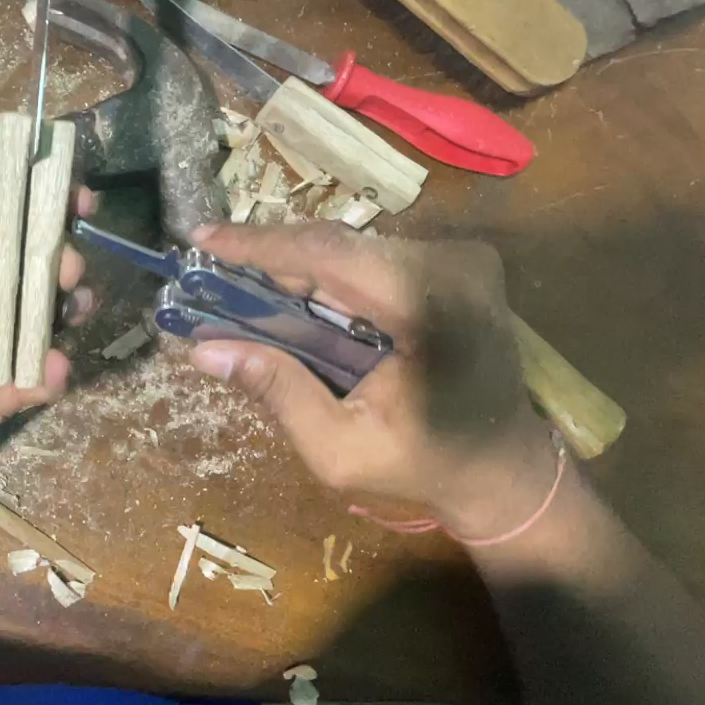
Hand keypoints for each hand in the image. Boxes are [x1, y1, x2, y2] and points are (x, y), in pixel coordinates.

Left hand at [0, 207, 96, 510]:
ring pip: (39, 326)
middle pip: (25, 278)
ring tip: (78, 306)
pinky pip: (34, 382)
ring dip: (64, 312)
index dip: (29, 215)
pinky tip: (52, 370)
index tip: (72, 197)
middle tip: (70, 268)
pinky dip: (50, 374)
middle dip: (54, 265)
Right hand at [184, 222, 556, 535]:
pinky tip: (289, 294)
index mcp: (431, 307)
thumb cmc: (423, 465)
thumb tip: (203, 350)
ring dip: (292, 267)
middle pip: (336, 245)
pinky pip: (368, 258)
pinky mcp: (453, 264)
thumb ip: (277, 392)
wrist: (503, 465)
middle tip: (209, 270)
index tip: (201, 239)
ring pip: (349, 248)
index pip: (329, 255)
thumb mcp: (338, 448)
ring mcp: (458, 259)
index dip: (259, 245)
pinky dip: (321, 275)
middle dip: (267, 257)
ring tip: (238, 285)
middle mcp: (451, 265)